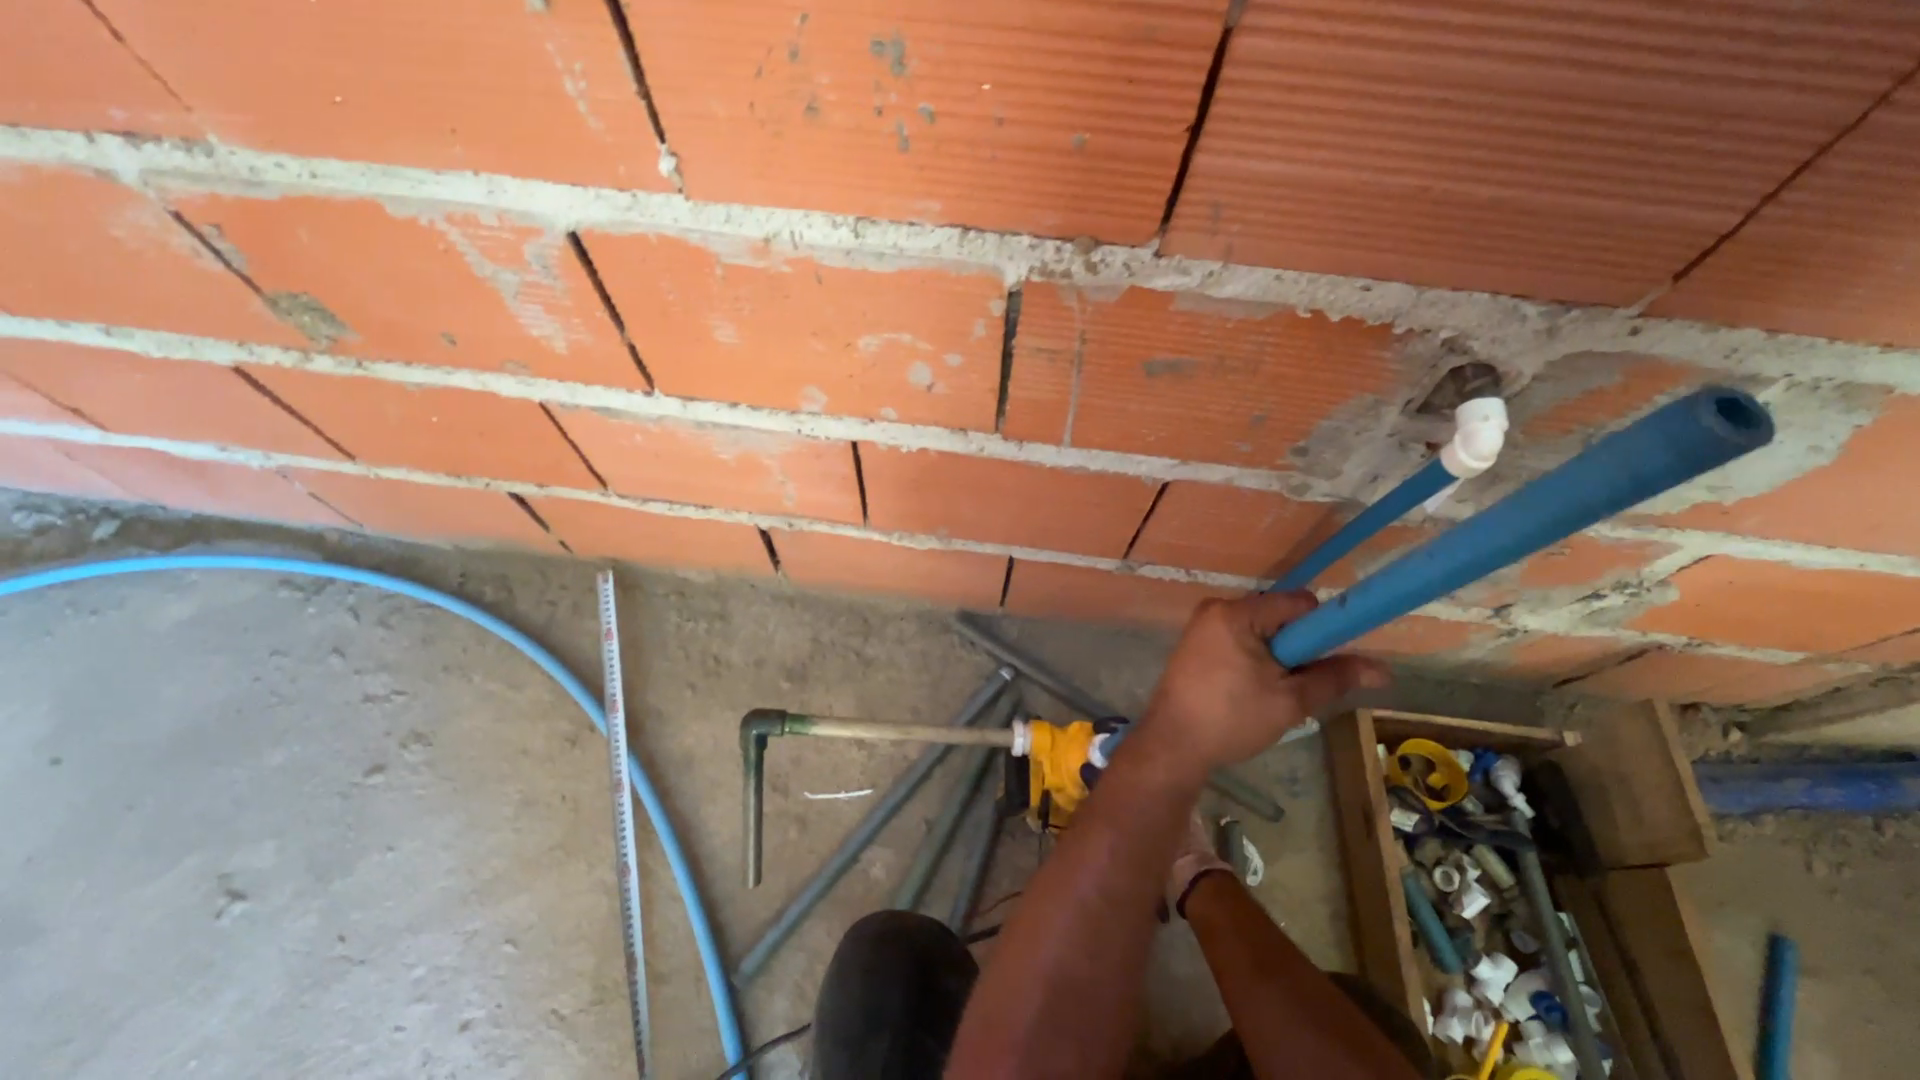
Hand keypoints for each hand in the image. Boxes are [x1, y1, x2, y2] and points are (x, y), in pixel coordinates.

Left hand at [1135, 590, 1388, 774]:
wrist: (1171, 746)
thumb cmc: (1231, 719)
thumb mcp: (1290, 701)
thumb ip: (1334, 678)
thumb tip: (1382, 670)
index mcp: (1236, 613)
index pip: (1298, 603)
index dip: (1320, 630)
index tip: (1325, 663)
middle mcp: (1215, 610)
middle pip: (1277, 618)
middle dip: (1295, 649)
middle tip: (1294, 687)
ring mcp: (1200, 628)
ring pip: (1259, 635)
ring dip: (1275, 660)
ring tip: (1271, 695)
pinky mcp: (1193, 648)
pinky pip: (1237, 644)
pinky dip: (1253, 664)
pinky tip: (1249, 695)